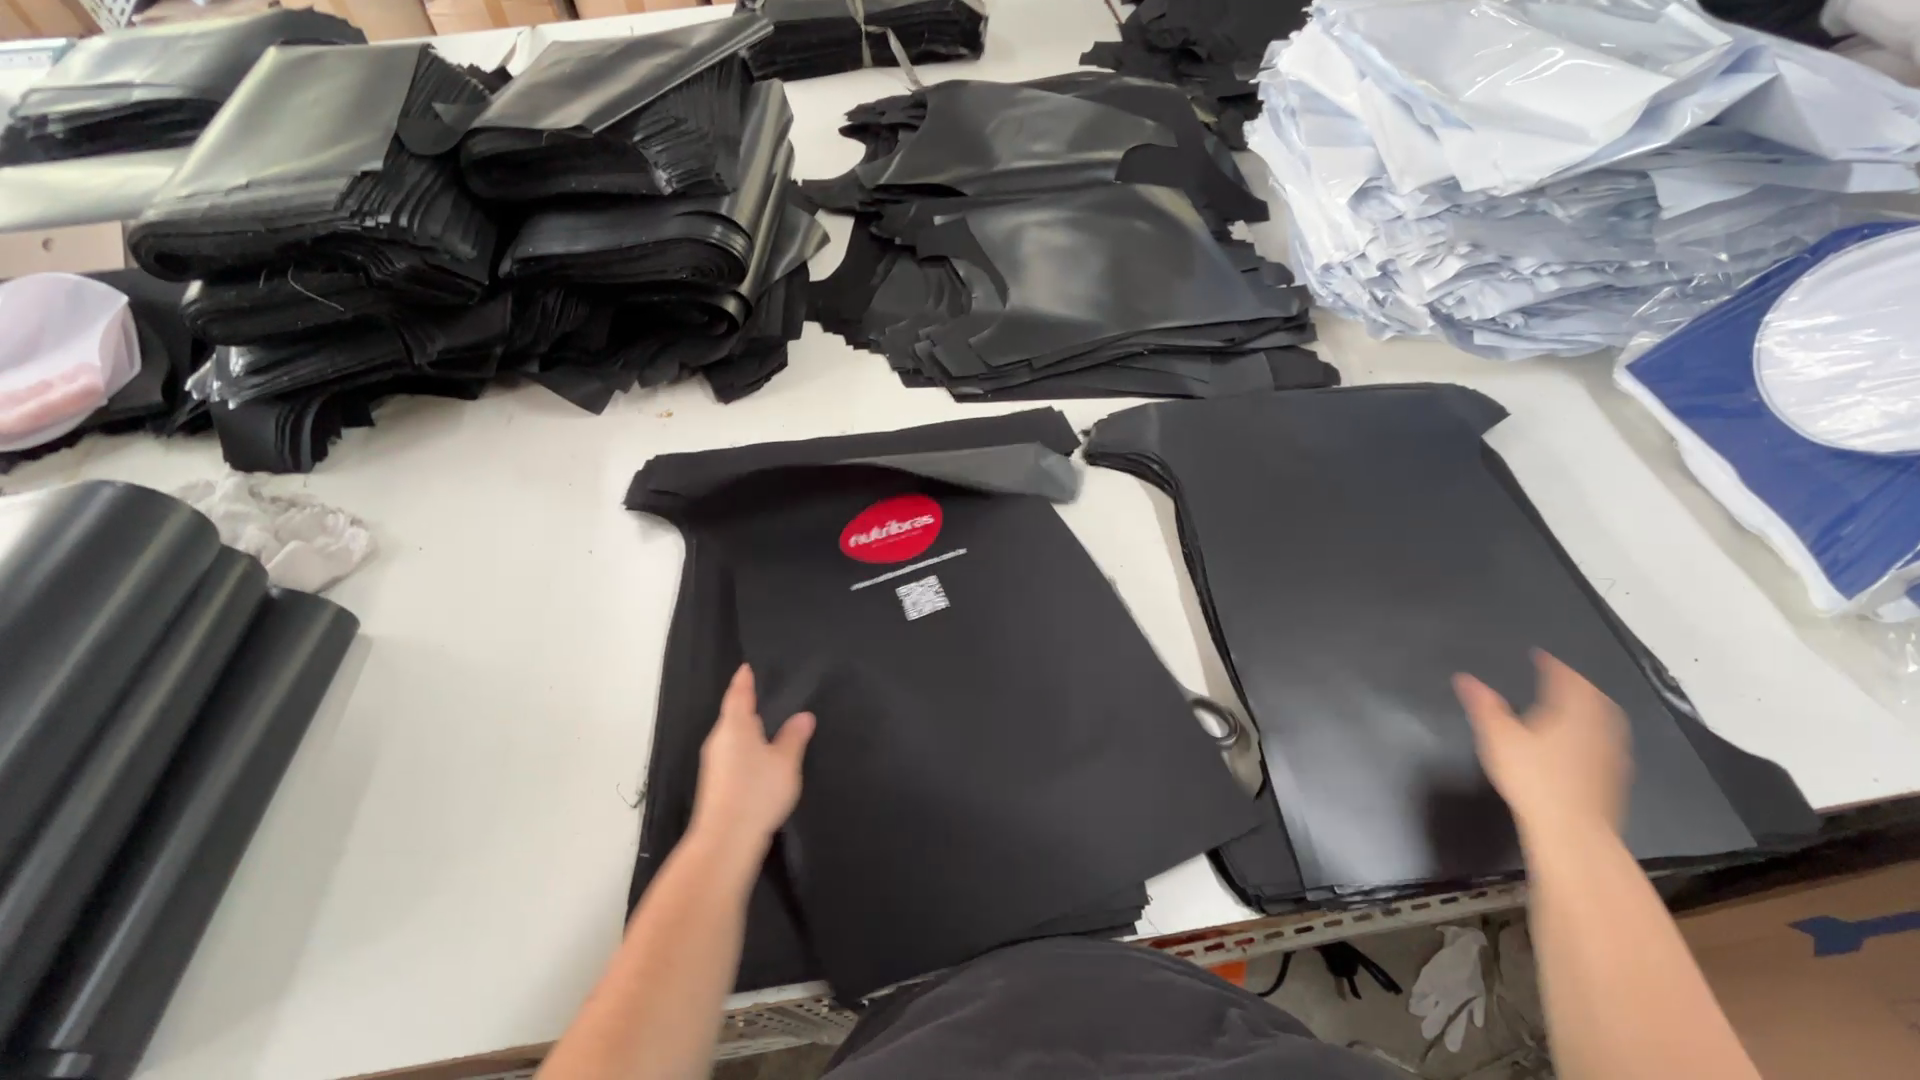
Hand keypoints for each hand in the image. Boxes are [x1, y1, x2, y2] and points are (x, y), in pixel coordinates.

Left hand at [689, 665, 814, 853]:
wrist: (726, 840)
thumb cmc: (757, 791)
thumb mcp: (785, 762)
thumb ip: (794, 736)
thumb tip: (803, 716)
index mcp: (734, 725)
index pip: (739, 692)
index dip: (745, 678)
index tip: (749, 666)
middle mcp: (719, 739)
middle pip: (734, 714)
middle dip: (751, 705)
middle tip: (773, 694)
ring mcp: (715, 762)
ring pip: (734, 736)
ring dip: (751, 729)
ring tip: (774, 724)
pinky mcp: (717, 783)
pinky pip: (735, 754)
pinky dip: (749, 749)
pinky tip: (764, 757)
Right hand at [1453, 651, 1631, 837]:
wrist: (1573, 830)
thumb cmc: (1533, 778)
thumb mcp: (1498, 738)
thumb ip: (1483, 706)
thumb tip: (1464, 678)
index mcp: (1572, 711)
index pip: (1566, 678)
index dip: (1552, 665)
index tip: (1541, 656)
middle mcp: (1599, 726)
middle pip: (1593, 696)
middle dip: (1577, 684)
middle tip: (1561, 678)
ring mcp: (1612, 752)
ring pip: (1607, 719)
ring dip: (1592, 706)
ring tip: (1576, 705)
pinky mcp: (1615, 776)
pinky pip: (1609, 741)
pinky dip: (1597, 731)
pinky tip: (1586, 743)